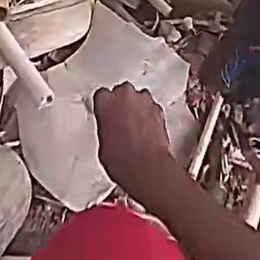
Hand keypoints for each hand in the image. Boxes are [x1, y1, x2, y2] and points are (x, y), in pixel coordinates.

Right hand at [94, 85, 181, 202]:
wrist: (147, 168)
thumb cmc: (124, 160)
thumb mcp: (102, 144)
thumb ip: (105, 126)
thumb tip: (110, 129)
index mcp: (105, 101)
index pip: (101, 95)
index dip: (104, 106)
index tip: (105, 113)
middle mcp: (124, 95)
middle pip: (121, 92)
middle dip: (121, 104)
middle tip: (120, 122)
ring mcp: (143, 100)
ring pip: (138, 98)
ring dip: (136, 108)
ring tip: (135, 127)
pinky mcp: (158, 108)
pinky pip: (151, 107)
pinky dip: (149, 115)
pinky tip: (146, 130)